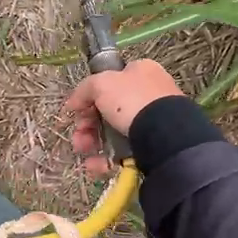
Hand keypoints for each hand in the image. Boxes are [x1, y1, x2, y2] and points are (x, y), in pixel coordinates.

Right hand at [62, 59, 181, 178]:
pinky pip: (124, 151)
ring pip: (113, 132)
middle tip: (78, 137)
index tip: (77, 111)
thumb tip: (73, 104)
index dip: (90, 97)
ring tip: (85, 151)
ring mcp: (152, 121)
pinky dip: (107, 158)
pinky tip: (97, 165)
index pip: (109, 82)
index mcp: (140, 72)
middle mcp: (148, 94)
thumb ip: (83, 90)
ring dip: (93, 143)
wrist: (165, 134)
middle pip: (107, 110)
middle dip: (87, 125)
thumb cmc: (132, 100)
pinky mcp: (153, 145)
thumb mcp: (100, 84)